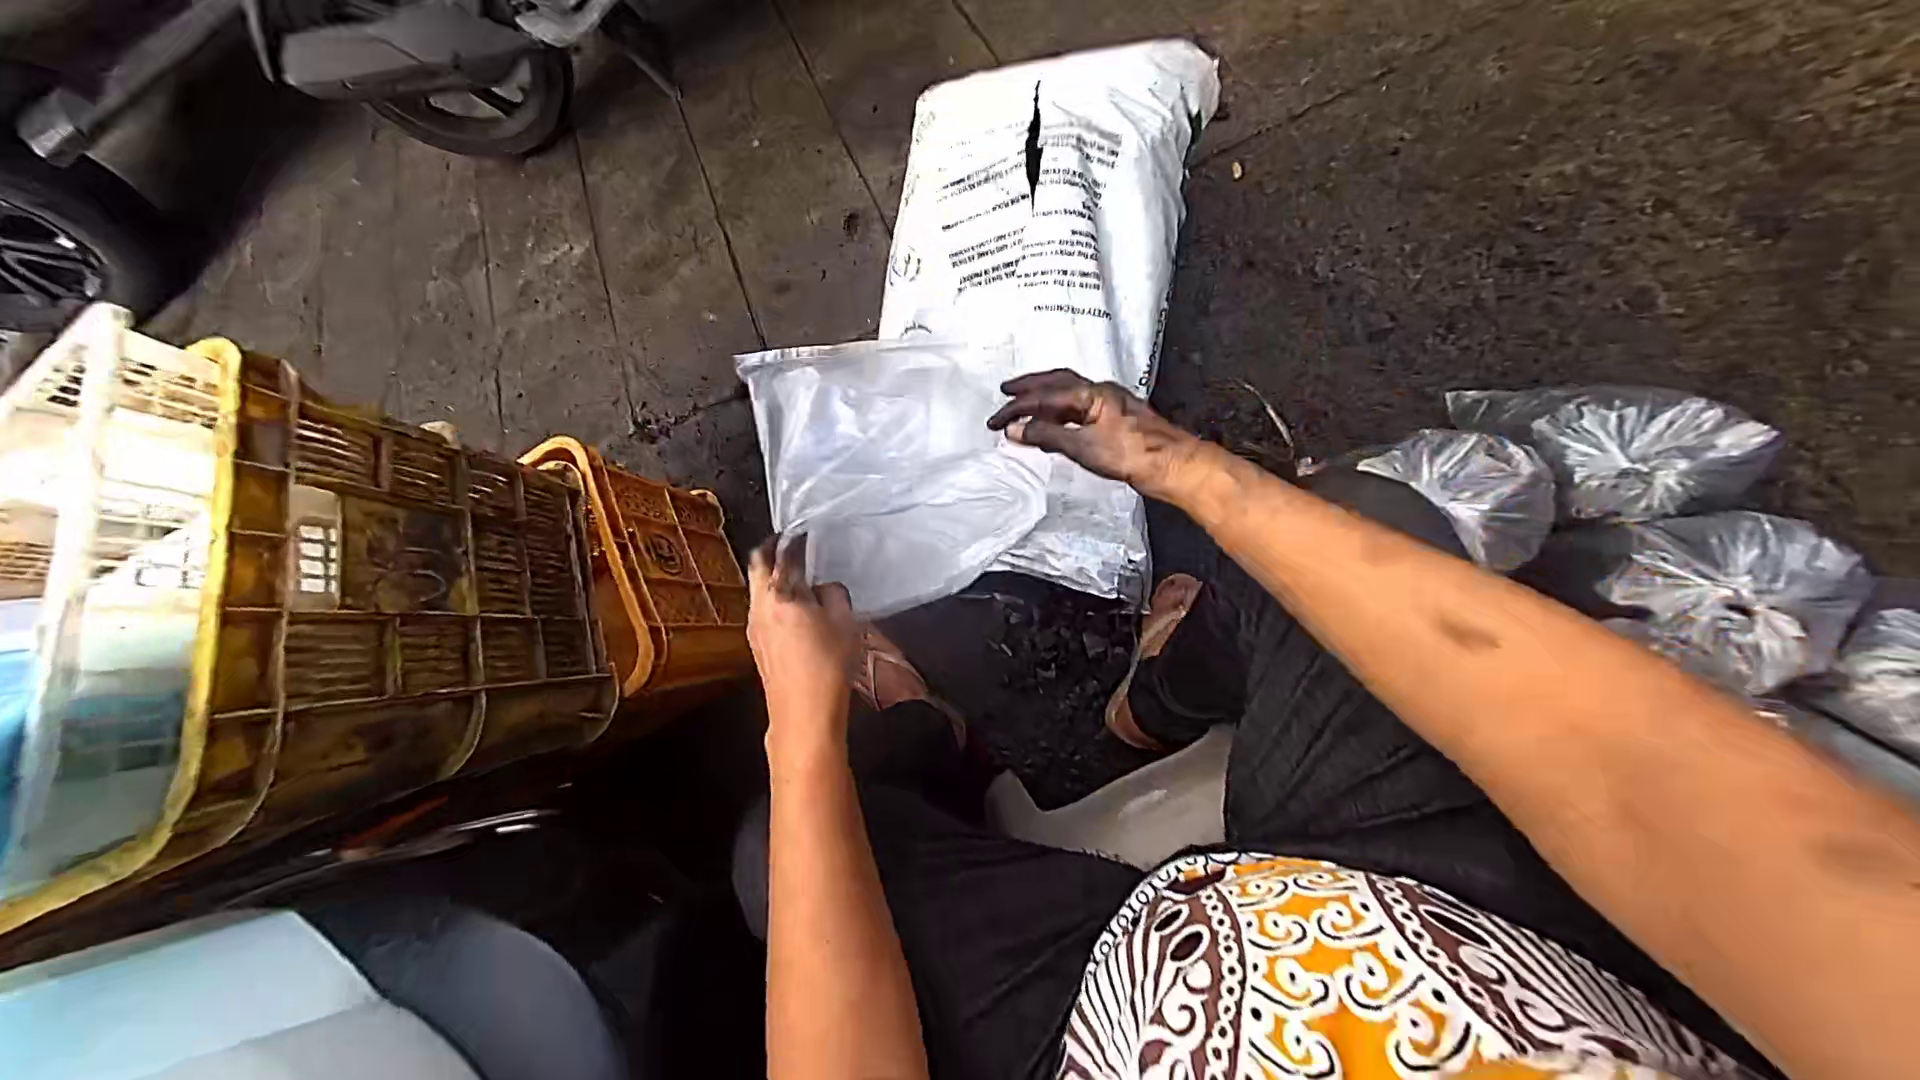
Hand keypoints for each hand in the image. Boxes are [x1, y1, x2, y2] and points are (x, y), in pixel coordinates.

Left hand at [748, 534, 857, 751]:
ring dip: (771, 574)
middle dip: (773, 550)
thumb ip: (834, 595)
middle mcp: (760, 606)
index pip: (785, 554)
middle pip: (757, 564)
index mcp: (782, 594)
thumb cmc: (827, 666)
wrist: (803, 713)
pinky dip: (772, 596)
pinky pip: (761, 607)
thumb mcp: (845, 623)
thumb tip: (825, 588)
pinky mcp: (756, 644)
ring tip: (795, 574)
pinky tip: (793, 606)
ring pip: (756, 587)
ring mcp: (753, 626)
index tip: (804, 532)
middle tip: (790, 543)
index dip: (795, 539)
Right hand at [987, 370, 1202, 498]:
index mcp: (1091, 393)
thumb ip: (1046, 436)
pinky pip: (1077, 410)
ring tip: (1024, 409)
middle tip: (1006, 392)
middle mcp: (1100, 392)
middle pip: (1056, 383)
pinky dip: (1058, 416)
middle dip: (1028, 388)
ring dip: (1043, 400)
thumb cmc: (1135, 453)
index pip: (1044, 396)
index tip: (997, 421)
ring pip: (1068, 395)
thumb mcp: (1082, 446)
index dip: (1017, 408)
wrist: (1172, 465)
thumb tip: (1017, 430)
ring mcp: (1108, 405)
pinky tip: (1052, 428)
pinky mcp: (1113, 421)